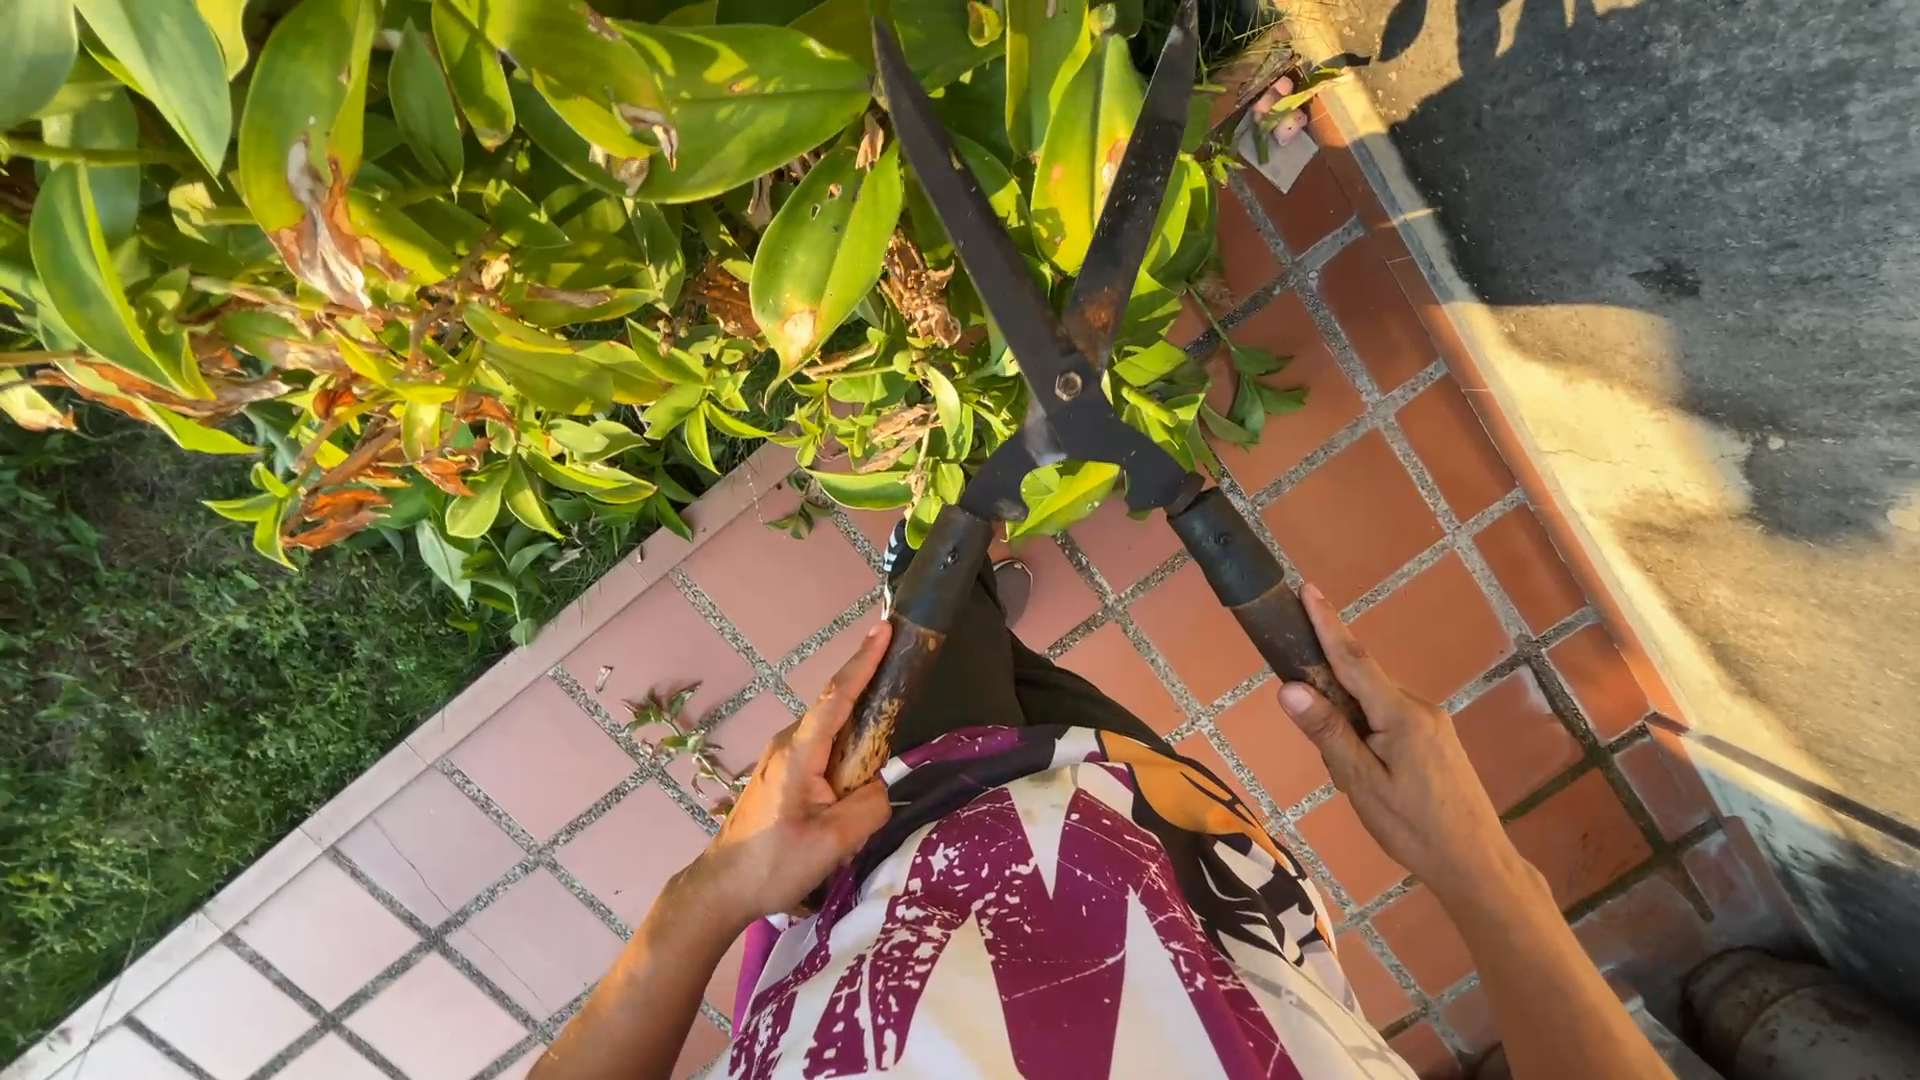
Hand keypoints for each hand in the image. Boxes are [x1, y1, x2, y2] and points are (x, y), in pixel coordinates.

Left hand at [674, 622, 894, 929]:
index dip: (864, 661)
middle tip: (904, 687)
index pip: (837, 696)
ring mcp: (783, 755)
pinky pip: (824, 750)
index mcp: (800, 752)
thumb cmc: (773, 863)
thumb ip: (870, 805)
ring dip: (859, 738)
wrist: (722, 887)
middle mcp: (789, 743)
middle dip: (871, 695)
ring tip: (879, 759)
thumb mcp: (833, 841)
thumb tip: (880, 785)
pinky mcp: (784, 771)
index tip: (885, 628)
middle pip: (839, 708)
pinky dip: (846, 755)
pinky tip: (854, 783)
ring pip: (833, 733)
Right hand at [1276, 584, 1526, 903]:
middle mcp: (1419, 707)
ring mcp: (1429, 722)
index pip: (1353, 660)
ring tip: (1355, 783)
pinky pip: (1383, 720)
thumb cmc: (1415, 828)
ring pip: (1369, 706)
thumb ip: (1327, 733)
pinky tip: (1369, 777)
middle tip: (1329, 754)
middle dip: (1329, 701)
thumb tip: (1289, 687)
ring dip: (1347, 730)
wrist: (1478, 867)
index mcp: (1402, 715)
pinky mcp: (1432, 738)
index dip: (1327, 624)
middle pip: (1358, 683)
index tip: (1307, 589)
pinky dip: (1364, 737)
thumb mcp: (1362, 784)